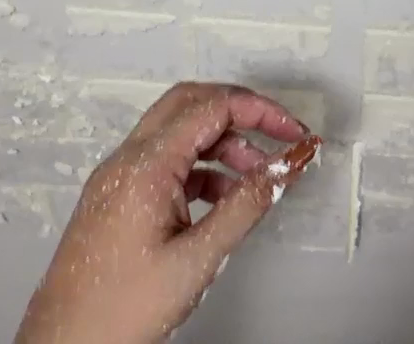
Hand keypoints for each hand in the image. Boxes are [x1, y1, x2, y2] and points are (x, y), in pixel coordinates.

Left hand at [14, 82, 316, 343]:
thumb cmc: (119, 312)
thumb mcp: (199, 256)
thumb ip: (250, 201)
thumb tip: (292, 161)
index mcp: (144, 166)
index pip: (214, 106)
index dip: (263, 112)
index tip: (295, 134)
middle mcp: (127, 161)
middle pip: (192, 102)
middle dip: (242, 111)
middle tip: (277, 133)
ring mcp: (118, 179)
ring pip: (180, 130)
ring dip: (225, 140)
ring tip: (259, 174)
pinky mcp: (118, 199)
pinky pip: (168, 160)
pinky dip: (205, 165)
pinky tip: (225, 196)